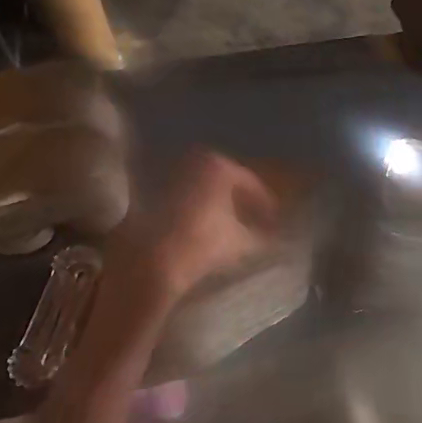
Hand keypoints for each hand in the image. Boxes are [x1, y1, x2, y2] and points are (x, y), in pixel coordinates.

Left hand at [109, 149, 282, 303]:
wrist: (152, 261)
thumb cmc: (203, 244)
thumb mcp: (241, 242)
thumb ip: (261, 235)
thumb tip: (273, 235)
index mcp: (219, 166)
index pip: (250, 183)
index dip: (264, 203)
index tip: (274, 219)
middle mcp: (192, 161)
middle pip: (224, 180)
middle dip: (238, 198)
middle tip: (251, 217)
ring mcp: (167, 173)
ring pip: (200, 186)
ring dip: (214, 201)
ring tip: (226, 223)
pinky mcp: (147, 189)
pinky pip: (180, 194)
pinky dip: (192, 206)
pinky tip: (199, 225)